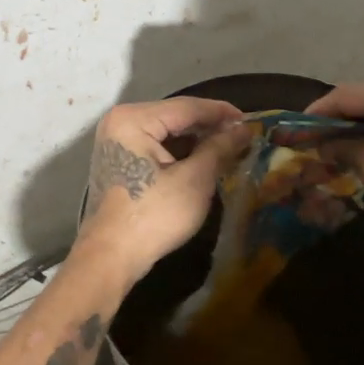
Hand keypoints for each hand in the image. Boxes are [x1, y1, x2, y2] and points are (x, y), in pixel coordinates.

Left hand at [75, 97, 248, 279]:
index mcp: (134, 119)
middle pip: (175, 117)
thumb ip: (220, 148)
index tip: (252, 120)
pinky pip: (155, 148)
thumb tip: (243, 129)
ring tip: (229, 149)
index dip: (222, 113)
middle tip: (244, 136)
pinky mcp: (118, 162)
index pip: (187, 106)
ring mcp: (116, 143)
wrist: (111, 257)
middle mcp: (120, 122)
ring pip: (166, 133)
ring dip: (196, 141)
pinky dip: (179, 153)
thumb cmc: (154, 216)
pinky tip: (203, 161)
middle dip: (209, 127)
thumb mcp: (194, 180)